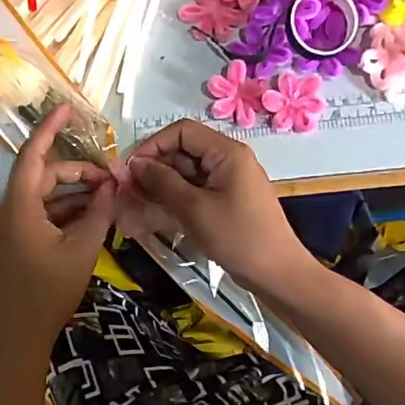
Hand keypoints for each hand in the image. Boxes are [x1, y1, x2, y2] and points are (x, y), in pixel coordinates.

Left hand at [0, 103, 117, 343]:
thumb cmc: (51, 288)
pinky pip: (43, 212)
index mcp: (20, 205)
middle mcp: (10, 209)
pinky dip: (67, 209)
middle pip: (44, 175)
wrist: (24, 329)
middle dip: (77, 172)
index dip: (50, 129)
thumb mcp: (83, 247)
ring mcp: (13, 224)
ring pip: (46, 194)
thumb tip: (112, 184)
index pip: (33, 155)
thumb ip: (99, 211)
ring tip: (107, 196)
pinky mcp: (19, 239)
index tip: (68, 108)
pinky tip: (93, 215)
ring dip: (75, 192)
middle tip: (110, 179)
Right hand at [118, 119, 312, 292]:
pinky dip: (174, 201)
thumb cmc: (238, 237)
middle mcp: (228, 161)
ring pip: (186, 175)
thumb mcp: (194, 208)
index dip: (153, 145)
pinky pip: (195, 193)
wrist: (276, 273)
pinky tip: (153, 216)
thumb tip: (135, 164)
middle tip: (128, 192)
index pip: (182, 131)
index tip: (131, 169)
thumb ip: (162, 181)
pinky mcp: (225, 203)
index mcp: (227, 152)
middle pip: (183, 152)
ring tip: (135, 206)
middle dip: (154, 169)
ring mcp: (227, 183)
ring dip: (160, 187)